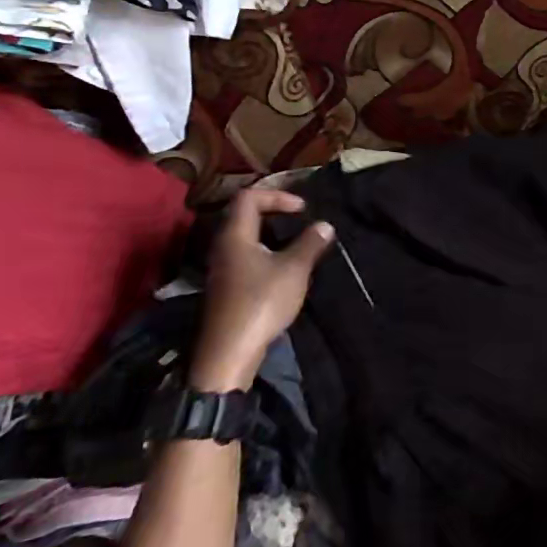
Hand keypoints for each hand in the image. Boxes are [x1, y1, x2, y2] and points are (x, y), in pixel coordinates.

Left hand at [193, 188, 335, 390]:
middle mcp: (223, 245)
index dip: (277, 195)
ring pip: (244, 237)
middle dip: (273, 211)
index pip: (249, 197)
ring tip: (295, 243)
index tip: (302, 209)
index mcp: (235, 234)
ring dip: (269, 234)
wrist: (229, 352)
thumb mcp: (293, 271)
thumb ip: (309, 244)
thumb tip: (325, 225)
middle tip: (298, 219)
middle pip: (243, 214)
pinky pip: (244, 256)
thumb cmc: (260, 303)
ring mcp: (221, 267)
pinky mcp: (225, 286)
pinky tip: (282, 268)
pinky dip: (264, 252)